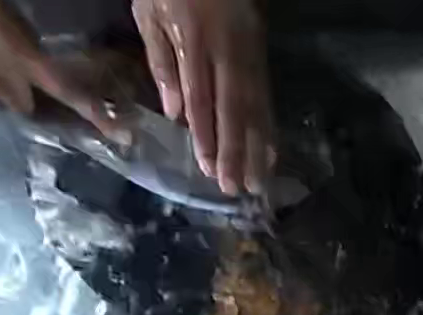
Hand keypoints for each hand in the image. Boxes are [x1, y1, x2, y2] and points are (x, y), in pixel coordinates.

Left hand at [132, 0, 273, 195]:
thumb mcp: (150, 10)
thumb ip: (161, 61)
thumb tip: (175, 116)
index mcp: (191, 35)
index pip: (200, 95)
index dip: (205, 135)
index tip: (208, 169)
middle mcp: (225, 45)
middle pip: (232, 107)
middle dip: (235, 151)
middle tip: (235, 188)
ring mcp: (248, 48)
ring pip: (254, 105)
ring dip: (257, 148)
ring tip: (257, 183)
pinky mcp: (261, 50)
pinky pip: (267, 94)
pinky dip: (269, 127)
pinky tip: (271, 154)